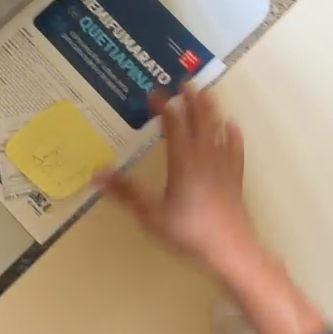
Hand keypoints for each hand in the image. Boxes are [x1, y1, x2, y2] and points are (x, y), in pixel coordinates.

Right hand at [97, 82, 328, 333]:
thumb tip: (97, 173)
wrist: (231, 252)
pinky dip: (232, 134)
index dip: (164, 106)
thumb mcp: (150, 215)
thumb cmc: (188, 233)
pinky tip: (232, 126)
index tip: (155, 92)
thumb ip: (125, 193)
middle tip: (185, 81)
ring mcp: (224, 166)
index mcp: (183, 161)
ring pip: (218, 129)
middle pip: (200, 119)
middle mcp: (205, 157)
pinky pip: (235, 149)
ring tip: (206, 93)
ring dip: (211, 109)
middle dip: (192, 98)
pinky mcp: (235, 178)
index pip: (173, 124)